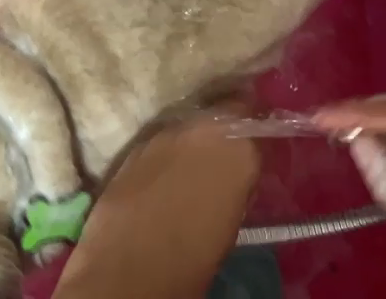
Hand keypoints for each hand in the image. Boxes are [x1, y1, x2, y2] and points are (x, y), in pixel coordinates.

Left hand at [54, 111, 258, 298]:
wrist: (127, 273)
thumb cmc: (193, 259)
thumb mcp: (233, 222)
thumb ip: (238, 185)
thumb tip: (234, 178)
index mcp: (241, 150)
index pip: (258, 124)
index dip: (254, 136)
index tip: (251, 149)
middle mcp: (208, 129)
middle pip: (225, 112)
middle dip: (226, 129)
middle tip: (222, 155)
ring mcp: (169, 133)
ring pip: (191, 124)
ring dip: (194, 139)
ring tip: (189, 167)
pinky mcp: (137, 145)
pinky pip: (162, 141)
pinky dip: (166, 153)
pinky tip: (161, 177)